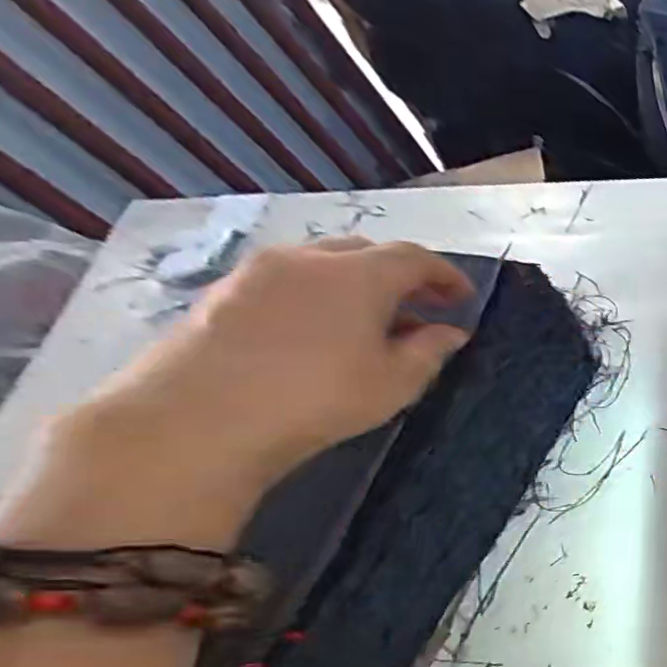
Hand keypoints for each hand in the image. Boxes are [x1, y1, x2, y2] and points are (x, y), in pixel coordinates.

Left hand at [77, 237, 474, 493]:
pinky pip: (291, 280)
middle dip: (401, 275)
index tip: (465, 297)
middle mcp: (308, 259)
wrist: (202, 415)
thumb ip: (429, 350)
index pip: (414, 257)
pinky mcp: (226, 291)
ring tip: (376, 321)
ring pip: (324, 263)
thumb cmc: (321, 396)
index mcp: (358, 275)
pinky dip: (322, 294)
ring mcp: (259, 271)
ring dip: (359, 283)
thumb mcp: (397, 380)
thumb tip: (449, 332)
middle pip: (366, 251)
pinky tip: (328, 330)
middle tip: (424, 307)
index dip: (446, 274)